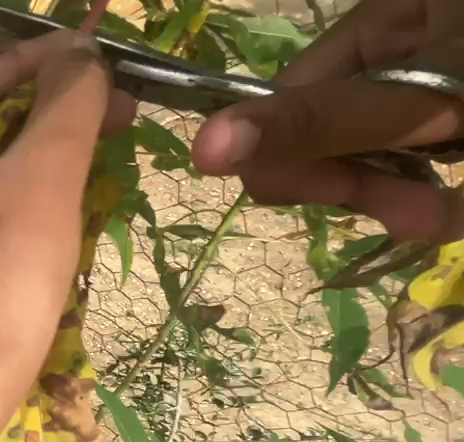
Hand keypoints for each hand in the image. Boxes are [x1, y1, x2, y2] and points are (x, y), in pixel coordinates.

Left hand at [0, 32, 128, 441]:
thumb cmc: (1, 277)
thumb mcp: (46, 175)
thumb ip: (65, 99)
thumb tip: (75, 54)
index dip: (21, 64)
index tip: (81, 64)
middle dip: (20, 111)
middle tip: (91, 112)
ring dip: (1, 155)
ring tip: (69, 156)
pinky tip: (18, 208)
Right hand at [192, 0, 463, 242]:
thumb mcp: (422, 101)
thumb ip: (313, 124)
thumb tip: (203, 145)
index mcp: (388, 14)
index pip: (288, 97)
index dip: (293, 156)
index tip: (339, 198)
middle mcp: (402, 33)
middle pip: (327, 123)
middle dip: (355, 181)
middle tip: (410, 218)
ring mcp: (432, 63)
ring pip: (375, 142)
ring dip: (397, 193)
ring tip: (439, 220)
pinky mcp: (446, 101)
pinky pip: (415, 146)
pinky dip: (433, 182)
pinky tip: (450, 207)